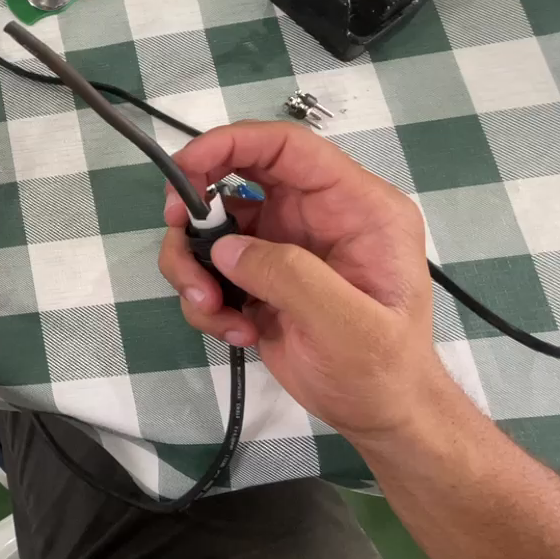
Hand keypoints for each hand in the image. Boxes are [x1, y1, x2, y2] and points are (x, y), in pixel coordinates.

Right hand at [157, 122, 463, 444]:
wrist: (377, 414)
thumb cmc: (381, 369)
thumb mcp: (347, 324)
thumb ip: (288, 276)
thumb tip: (223, 249)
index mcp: (352, 207)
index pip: (285, 148)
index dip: (228, 144)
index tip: (181, 172)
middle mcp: (312, 216)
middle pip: (232, 179)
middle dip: (194, 209)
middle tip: (177, 237)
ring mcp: (279, 245)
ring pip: (208, 230)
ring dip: (193, 268)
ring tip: (212, 312)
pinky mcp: (254, 276)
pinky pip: (206, 270)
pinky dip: (204, 301)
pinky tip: (234, 331)